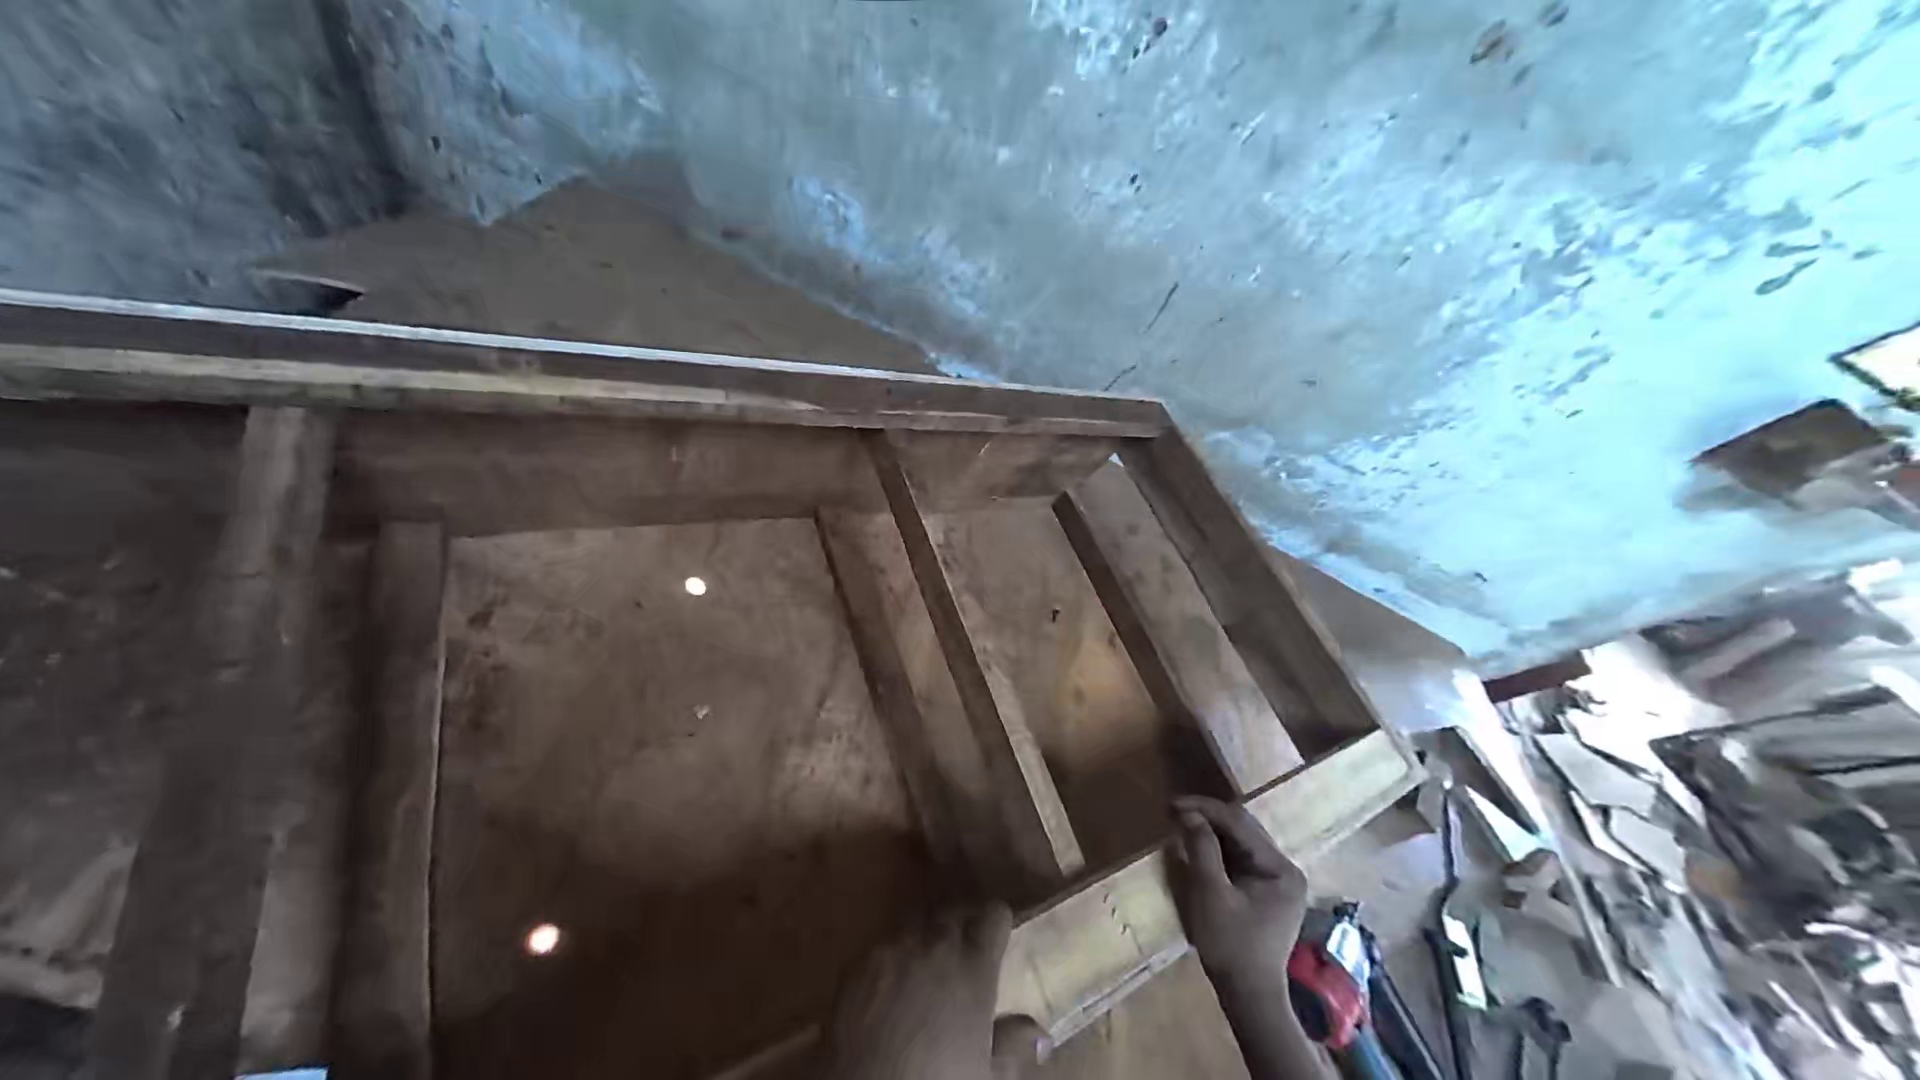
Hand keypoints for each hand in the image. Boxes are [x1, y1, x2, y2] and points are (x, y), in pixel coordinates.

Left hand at [824, 904, 1044, 1079]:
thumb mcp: (987, 1077)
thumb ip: (1013, 1046)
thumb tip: (1040, 1034)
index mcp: (972, 966)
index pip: (994, 914)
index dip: (998, 922)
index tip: (999, 936)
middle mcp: (933, 944)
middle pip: (952, 912)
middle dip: (961, 926)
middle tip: (965, 953)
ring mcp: (892, 948)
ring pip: (916, 925)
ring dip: (925, 937)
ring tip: (926, 966)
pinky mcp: (857, 963)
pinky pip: (883, 944)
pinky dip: (893, 956)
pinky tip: (891, 984)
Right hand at [1168, 796, 1308, 998]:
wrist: (1248, 996)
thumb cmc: (1230, 945)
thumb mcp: (1210, 893)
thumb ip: (1202, 849)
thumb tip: (1189, 814)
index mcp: (1280, 869)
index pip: (1240, 824)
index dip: (1204, 809)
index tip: (1172, 803)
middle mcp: (1285, 869)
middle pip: (1243, 828)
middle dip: (1207, 815)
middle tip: (1173, 810)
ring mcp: (1278, 880)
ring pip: (1241, 839)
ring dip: (1211, 829)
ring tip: (1181, 821)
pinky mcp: (1266, 890)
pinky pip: (1241, 856)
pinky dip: (1218, 846)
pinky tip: (1197, 842)